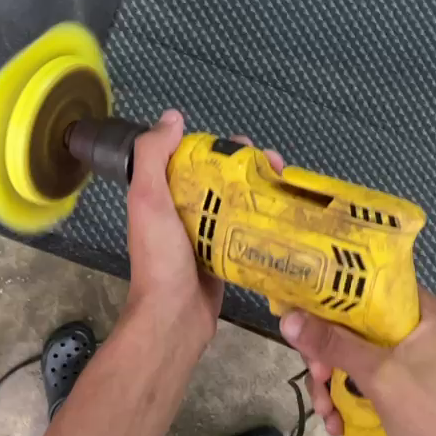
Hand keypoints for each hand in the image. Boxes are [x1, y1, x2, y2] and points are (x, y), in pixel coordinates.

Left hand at [120, 111, 281, 347]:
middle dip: (248, 168)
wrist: (173, 318)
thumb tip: (172, 117)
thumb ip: (152, 156)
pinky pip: (245, 233)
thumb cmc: (160, 257)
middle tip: (277, 165)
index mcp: (162, 196)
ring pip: (236, 205)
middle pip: (220, 180)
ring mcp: (205, 237)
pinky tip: (286, 216)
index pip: (192, 160)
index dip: (218, 148)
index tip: (245, 145)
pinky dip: (263, 221)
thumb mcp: (148, 200)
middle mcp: (182, 213)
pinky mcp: (224, 258)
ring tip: (287, 185)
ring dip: (261, 191)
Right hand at [280, 288, 435, 435]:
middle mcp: (426, 334)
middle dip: (330, 354)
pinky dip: (350, 400)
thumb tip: (288, 319)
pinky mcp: (412, 393)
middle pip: (361, 328)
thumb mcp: (380, 377)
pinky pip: (370, 384)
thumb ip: (333, 345)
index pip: (376, 288)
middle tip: (316, 373)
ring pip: (360, 359)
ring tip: (325, 411)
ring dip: (335, 384)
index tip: (304, 312)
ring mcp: (420, 366)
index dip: (337, 297)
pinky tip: (337, 424)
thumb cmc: (435, 419)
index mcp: (430, 316)